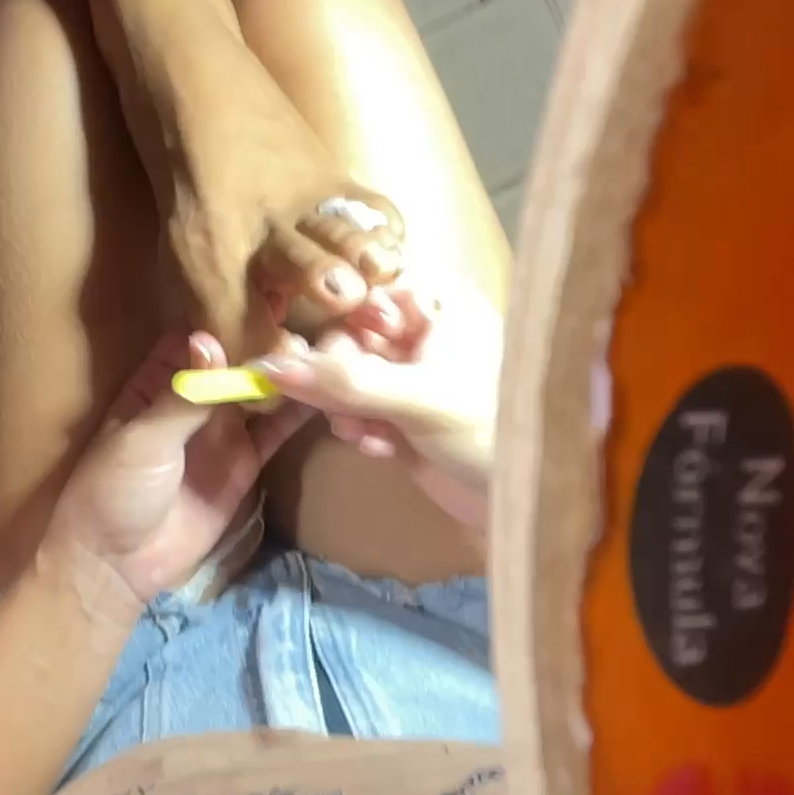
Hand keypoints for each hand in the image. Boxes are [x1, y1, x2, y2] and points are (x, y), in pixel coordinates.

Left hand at [45, 331, 312, 603]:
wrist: (118, 564)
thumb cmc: (113, 490)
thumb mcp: (142, 438)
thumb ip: (182, 394)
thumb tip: (208, 337)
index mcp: (156, 381)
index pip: (196, 335)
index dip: (227, 311)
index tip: (271, 283)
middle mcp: (194, 397)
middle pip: (236, 359)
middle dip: (268, 338)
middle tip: (317, 310)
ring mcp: (222, 429)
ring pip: (260, 391)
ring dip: (290, 372)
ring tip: (334, 343)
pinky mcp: (244, 462)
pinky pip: (275, 432)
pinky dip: (299, 414)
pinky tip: (332, 391)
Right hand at [253, 274, 501, 525]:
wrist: (530, 504)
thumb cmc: (490, 432)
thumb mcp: (415, 398)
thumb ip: (340, 380)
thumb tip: (263, 366)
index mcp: (439, 304)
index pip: (363, 290)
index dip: (337, 321)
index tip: (320, 357)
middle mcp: (420, 330)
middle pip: (346, 336)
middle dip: (338, 377)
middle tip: (344, 409)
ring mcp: (409, 373)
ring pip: (344, 376)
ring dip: (344, 408)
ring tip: (366, 434)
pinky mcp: (400, 413)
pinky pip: (355, 408)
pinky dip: (359, 428)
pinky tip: (379, 448)